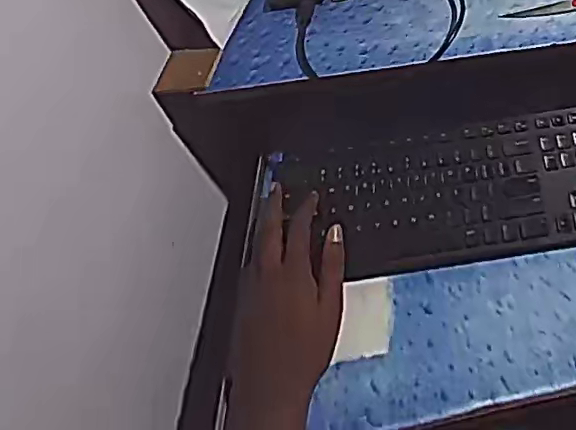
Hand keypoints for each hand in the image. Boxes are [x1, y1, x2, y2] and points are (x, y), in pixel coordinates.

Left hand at [227, 187, 344, 429]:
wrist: (269, 389)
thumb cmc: (304, 355)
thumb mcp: (330, 308)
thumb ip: (333, 265)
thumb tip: (335, 233)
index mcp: (293, 272)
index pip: (299, 227)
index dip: (306, 207)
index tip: (312, 196)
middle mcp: (268, 273)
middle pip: (269, 226)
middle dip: (274, 203)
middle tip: (278, 187)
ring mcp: (251, 285)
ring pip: (255, 242)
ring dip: (263, 220)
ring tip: (268, 208)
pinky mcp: (241, 298)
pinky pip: (248, 259)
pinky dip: (256, 244)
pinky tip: (260, 247)